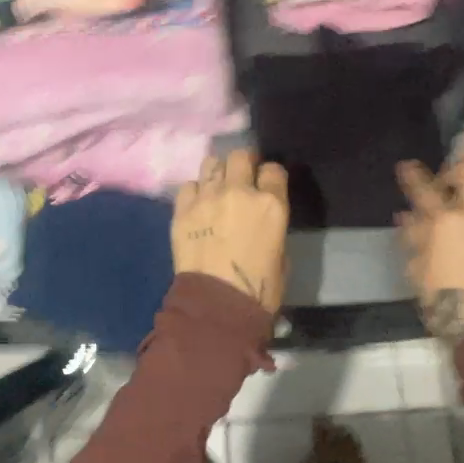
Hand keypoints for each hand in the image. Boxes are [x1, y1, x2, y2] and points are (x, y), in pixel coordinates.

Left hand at [174, 150, 290, 312]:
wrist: (216, 306)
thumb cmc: (259, 289)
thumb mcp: (281, 255)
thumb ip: (271, 226)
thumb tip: (261, 220)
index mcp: (271, 204)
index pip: (273, 170)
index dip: (270, 176)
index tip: (266, 184)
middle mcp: (239, 192)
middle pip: (240, 156)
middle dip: (243, 164)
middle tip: (240, 178)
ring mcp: (207, 198)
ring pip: (211, 163)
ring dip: (217, 172)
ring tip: (217, 187)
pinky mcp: (182, 210)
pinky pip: (189, 186)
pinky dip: (195, 192)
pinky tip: (197, 205)